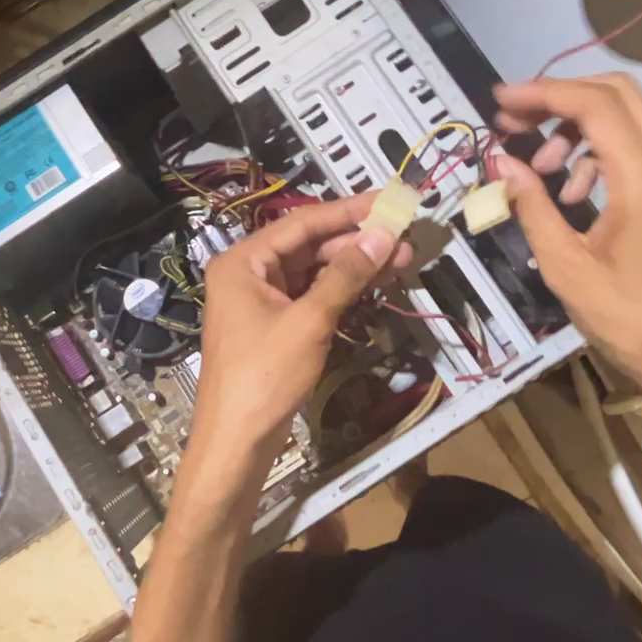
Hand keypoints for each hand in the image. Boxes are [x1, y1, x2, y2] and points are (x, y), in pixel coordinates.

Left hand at [190, 194, 406, 469]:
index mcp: (243, 261)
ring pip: (313, 272)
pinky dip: (340, 291)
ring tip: (401, 261)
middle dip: (356, 243)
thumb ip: (346, 276)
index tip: (387, 201)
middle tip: (404, 237)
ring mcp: (260, 301)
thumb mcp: (309, 321)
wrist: (237, 440)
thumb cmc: (265, 375)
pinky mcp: (273, 326)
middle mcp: (248, 273)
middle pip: (308, 246)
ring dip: (353, 267)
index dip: (348, 211)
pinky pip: (310, 296)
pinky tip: (373, 285)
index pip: (302, 223)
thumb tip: (383, 236)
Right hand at [489, 75, 641, 401]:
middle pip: (619, 94)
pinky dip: (601, 149)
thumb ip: (532, 208)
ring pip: (632, 114)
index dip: (544, 94)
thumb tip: (501, 163)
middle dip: (560, 97)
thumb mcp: (566, 268)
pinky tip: (574, 191)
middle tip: (515, 120)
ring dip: (578, 126)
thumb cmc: (628, 319)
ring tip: (540, 167)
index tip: (502, 101)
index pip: (596, 106)